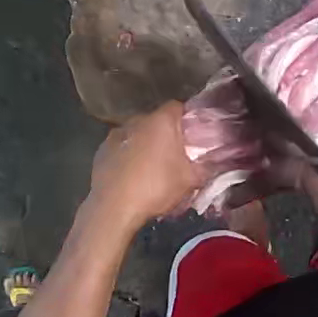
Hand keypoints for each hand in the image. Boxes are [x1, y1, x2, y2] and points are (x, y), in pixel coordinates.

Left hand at [86, 102, 201, 222]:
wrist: (113, 210)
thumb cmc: (156, 187)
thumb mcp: (192, 179)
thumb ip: (206, 166)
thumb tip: (216, 162)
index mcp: (161, 121)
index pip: (178, 106)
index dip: (188, 118)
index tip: (194, 133)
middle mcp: (137, 121)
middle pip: (157, 120)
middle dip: (167, 132)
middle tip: (177, 152)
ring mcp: (115, 135)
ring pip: (138, 133)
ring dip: (146, 143)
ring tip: (154, 165)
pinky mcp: (101, 151)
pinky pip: (122, 147)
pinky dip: (129, 155)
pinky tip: (133, 174)